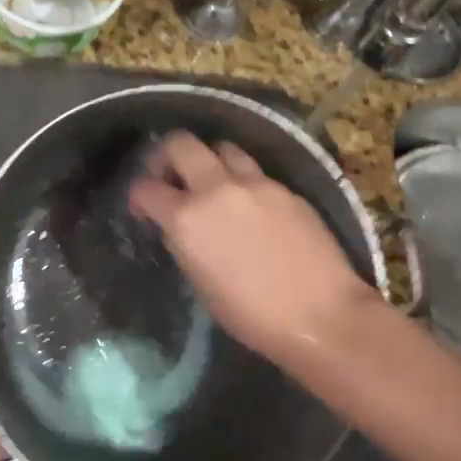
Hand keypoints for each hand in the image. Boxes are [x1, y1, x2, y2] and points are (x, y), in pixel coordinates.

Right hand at [128, 132, 381, 358]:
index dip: (137, 196)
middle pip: (180, 143)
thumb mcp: (200, 282)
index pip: (146, 188)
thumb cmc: (251, 315)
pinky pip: (255, 170)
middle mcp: (217, 189)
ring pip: (222, 147)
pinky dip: (241, 178)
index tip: (141, 209)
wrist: (322, 316)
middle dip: (166, 156)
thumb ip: (183, 244)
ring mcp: (256, 184)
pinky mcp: (286, 189)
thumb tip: (178, 228)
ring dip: (208, 159)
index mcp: (187, 218)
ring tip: (211, 182)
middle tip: (168, 177)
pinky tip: (248, 203)